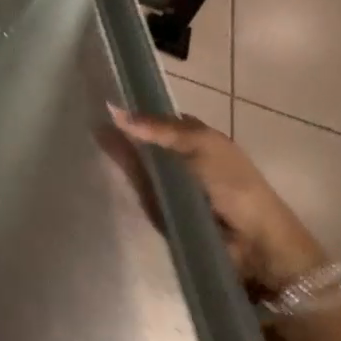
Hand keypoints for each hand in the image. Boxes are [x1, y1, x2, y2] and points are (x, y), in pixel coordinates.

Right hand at [109, 106, 330, 294]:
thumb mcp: (201, 144)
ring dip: (115, 148)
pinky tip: (98, 156)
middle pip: (142, 137)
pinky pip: (132, 184)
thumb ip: (158, 127)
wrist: (252, 244)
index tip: (106, 96)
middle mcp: (179, 157)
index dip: (136, 108)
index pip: (158, 118)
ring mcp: (166, 182)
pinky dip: (119, 172)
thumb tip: (112, 108)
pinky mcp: (155, 205)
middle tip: (88, 113)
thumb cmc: (235, 185)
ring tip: (88, 132)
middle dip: (120, 128)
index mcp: (196, 138)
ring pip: (134, 159)